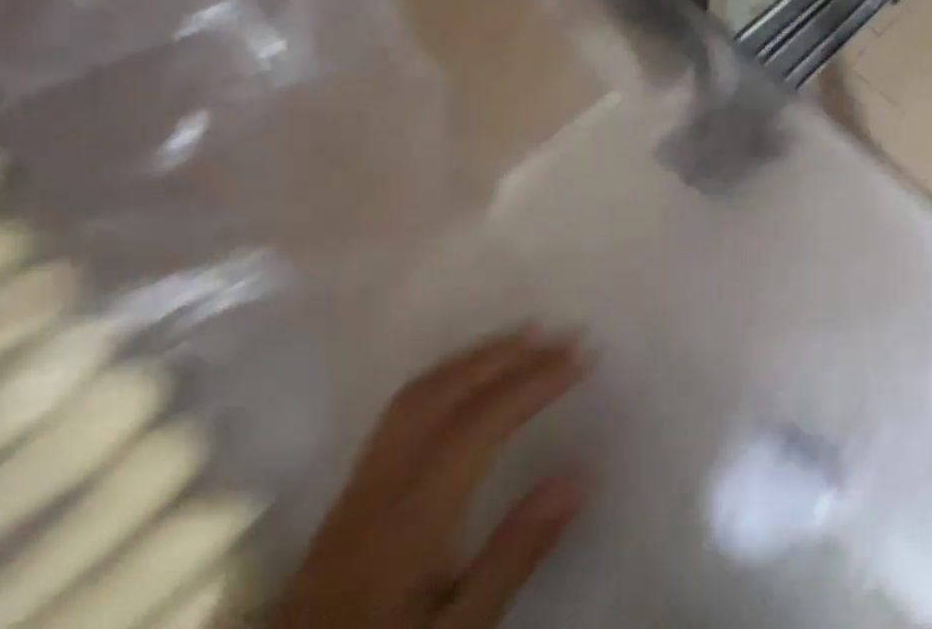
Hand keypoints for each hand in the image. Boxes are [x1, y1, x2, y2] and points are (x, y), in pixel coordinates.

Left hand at [273, 333, 588, 628]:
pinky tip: (467, 379)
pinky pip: (398, 412)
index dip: (532, 382)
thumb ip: (515, 553)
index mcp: (414, 514)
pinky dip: (444, 377)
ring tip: (522, 340)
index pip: (479, 424)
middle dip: (502, 354)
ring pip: (413, 397)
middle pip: (440, 394)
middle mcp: (382, 484)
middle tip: (559, 333)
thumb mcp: (461, 624)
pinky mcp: (351, 492)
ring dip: (472, 358)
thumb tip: (577, 478)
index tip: (581, 356)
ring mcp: (359, 483)